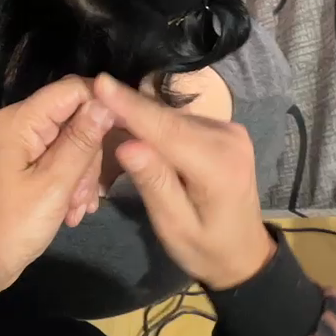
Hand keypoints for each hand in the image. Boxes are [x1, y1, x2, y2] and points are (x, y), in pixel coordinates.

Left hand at [0, 77, 111, 308]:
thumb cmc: (11, 226)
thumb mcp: (53, 186)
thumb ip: (81, 142)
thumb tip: (106, 103)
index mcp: (21, 120)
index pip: (73, 89)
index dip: (102, 105)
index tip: (125, 134)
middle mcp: (21, 124)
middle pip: (75, 116)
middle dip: (90, 152)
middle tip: (87, 192)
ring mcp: (23, 145)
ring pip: (72, 141)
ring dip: (83, 174)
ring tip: (77, 209)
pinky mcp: (26, 165)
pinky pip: (60, 161)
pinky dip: (71, 183)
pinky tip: (72, 211)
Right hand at [96, 74, 274, 289]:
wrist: (245, 253)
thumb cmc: (207, 249)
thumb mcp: (174, 227)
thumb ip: (154, 183)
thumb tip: (127, 144)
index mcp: (218, 166)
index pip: (166, 129)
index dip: (131, 106)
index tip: (100, 83)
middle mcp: (229, 137)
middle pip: (167, 118)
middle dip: (128, 108)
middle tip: (90, 97)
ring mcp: (229, 129)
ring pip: (171, 115)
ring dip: (140, 115)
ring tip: (106, 112)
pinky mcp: (223, 127)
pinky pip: (180, 120)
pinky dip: (155, 122)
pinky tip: (135, 125)